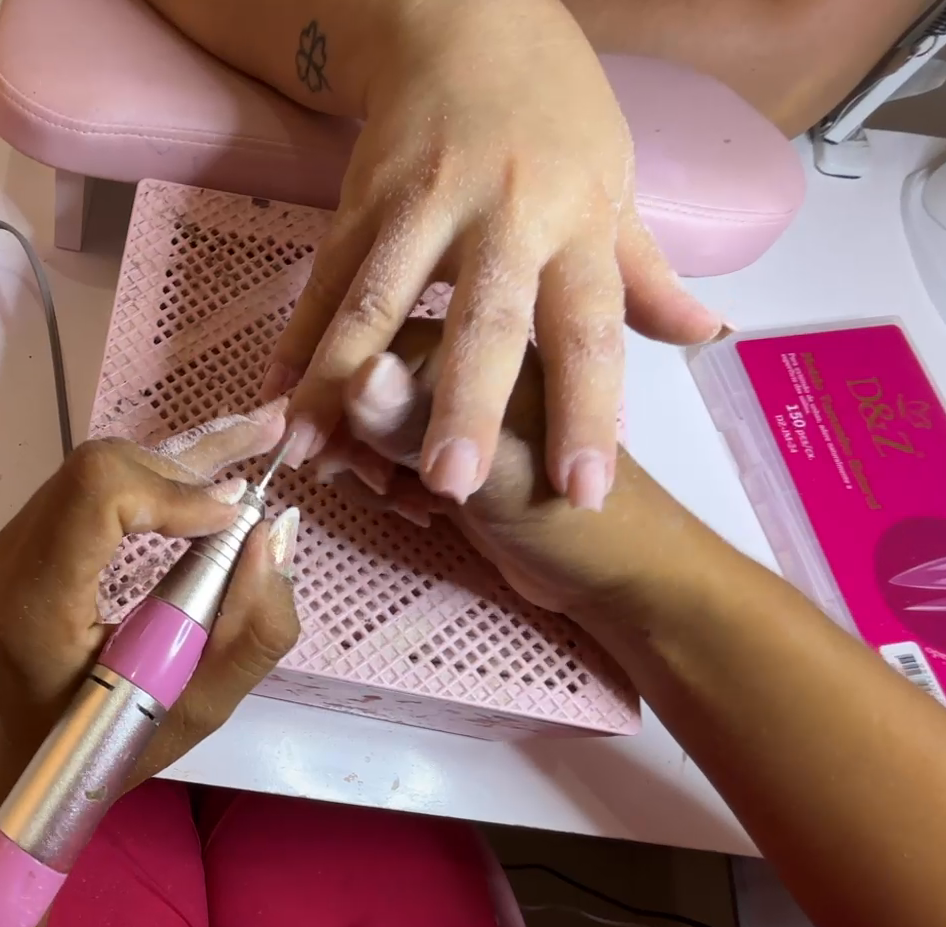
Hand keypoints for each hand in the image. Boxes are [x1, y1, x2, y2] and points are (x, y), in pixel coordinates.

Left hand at [0, 433, 299, 780]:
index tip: (234, 517)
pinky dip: (148, 481)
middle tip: (253, 482)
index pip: (96, 496)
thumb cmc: (111, 744)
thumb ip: (252, 631)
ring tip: (251, 436)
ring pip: (94, 472)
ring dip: (171, 471)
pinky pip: (85, 490)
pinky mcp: (11, 542)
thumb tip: (270, 531)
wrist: (34, 751)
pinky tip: (201, 461)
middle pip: (97, 472)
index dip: (175, 491)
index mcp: (30, 607)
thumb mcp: (199, 709)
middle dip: (183, 475)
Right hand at [269, 0, 720, 509]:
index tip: (582, 492)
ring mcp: (417, 208)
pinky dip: (295, 345)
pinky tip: (275, 397)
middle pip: (481, 323)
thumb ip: (644, 271)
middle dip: (462, 407)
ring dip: (340, 388)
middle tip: (449, 484)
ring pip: (374, 310)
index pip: (589, 328)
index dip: (589, 411)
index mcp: (577, 217)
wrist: (461, 19)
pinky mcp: (355, 205)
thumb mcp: (614, 179)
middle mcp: (501, 214)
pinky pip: (321, 287)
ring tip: (312, 454)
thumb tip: (704, 336)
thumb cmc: (548, 108)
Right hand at [322, 320, 710, 618]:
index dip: (335, 409)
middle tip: (381, 490)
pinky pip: (374, 443)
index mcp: (485, 331)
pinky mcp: (437, 434)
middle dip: (349, 445)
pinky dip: (375, 477)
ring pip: (358, 416)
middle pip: (355, 386)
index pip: (371, 352)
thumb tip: (359, 374)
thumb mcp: (500, 473)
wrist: (618, 576)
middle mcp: (458, 350)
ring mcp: (444, 395)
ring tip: (402, 501)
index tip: (327, 461)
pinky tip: (407, 504)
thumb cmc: (578, 523)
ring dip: (363, 465)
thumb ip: (424, 423)